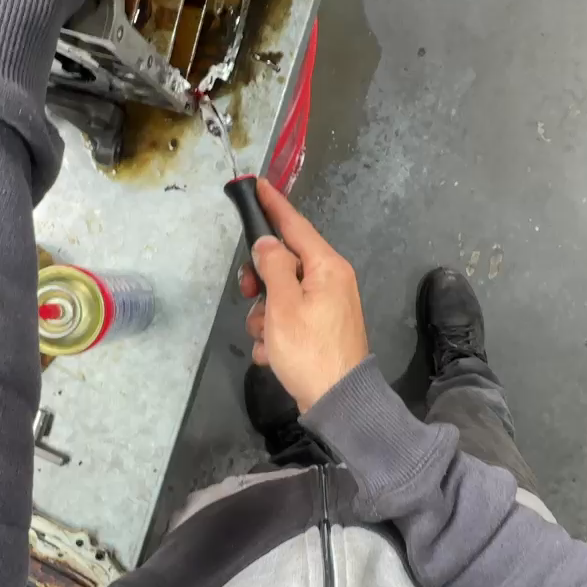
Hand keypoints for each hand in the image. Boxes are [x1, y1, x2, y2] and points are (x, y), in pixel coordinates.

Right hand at [240, 180, 369, 412]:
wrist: (339, 402)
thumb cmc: (309, 351)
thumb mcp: (283, 305)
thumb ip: (273, 267)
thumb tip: (267, 243)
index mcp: (327, 267)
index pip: (295, 225)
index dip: (273, 205)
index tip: (257, 184)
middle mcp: (331, 281)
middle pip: (283, 263)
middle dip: (260, 282)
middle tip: (248, 295)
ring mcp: (327, 307)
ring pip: (280, 295)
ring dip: (264, 317)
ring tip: (268, 340)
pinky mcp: (320, 330)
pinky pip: (288, 320)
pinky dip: (276, 336)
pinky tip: (274, 355)